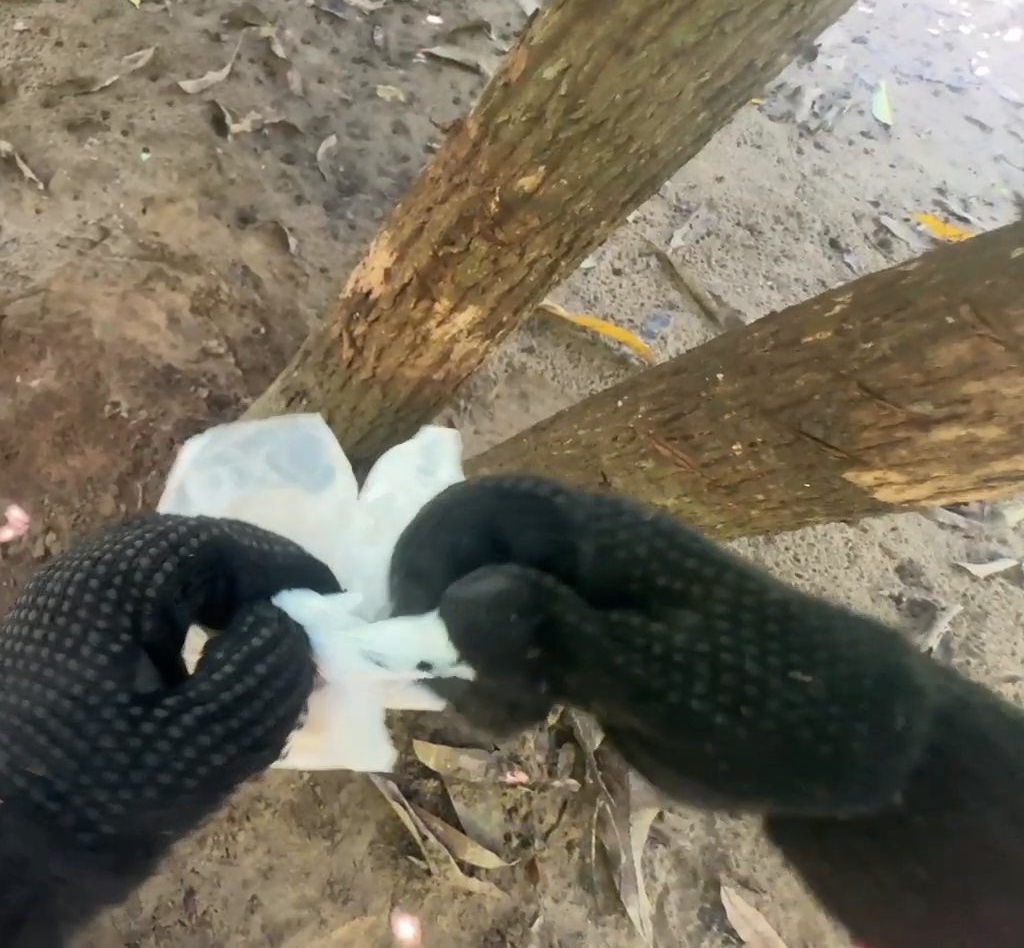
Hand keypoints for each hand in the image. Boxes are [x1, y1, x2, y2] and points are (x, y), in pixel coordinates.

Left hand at [0, 514, 336, 947]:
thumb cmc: (75, 800)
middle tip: (299, 635)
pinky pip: (129, 615)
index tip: (336, 605)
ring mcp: (58, 605)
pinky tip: (191, 684)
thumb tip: (289, 623)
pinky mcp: (47, 642)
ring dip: (213, 611)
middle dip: (250, 588)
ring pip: (157, 585)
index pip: (220, 543)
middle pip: (187, 555)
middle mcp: (83, 573)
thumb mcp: (190, 748)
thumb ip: (259, 677)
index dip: (285, 569)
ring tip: (255, 661)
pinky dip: (176, 636)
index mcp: (117, 579)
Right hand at [388, 475, 934, 816]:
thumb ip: (548, 625)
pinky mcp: (554, 638)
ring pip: (461, 607)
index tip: (416, 628)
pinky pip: (489, 645)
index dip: (423, 556)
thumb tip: (453, 599)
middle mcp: (555, 552)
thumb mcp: (653, 667)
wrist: (836, 742)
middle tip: (475, 686)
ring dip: (463, 664)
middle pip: (452, 561)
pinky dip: (485, 683)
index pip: (466, 510)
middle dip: (441, 625)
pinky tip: (523, 715)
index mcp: (581, 530)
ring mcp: (553, 596)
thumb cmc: (759, 695)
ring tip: (515, 712)